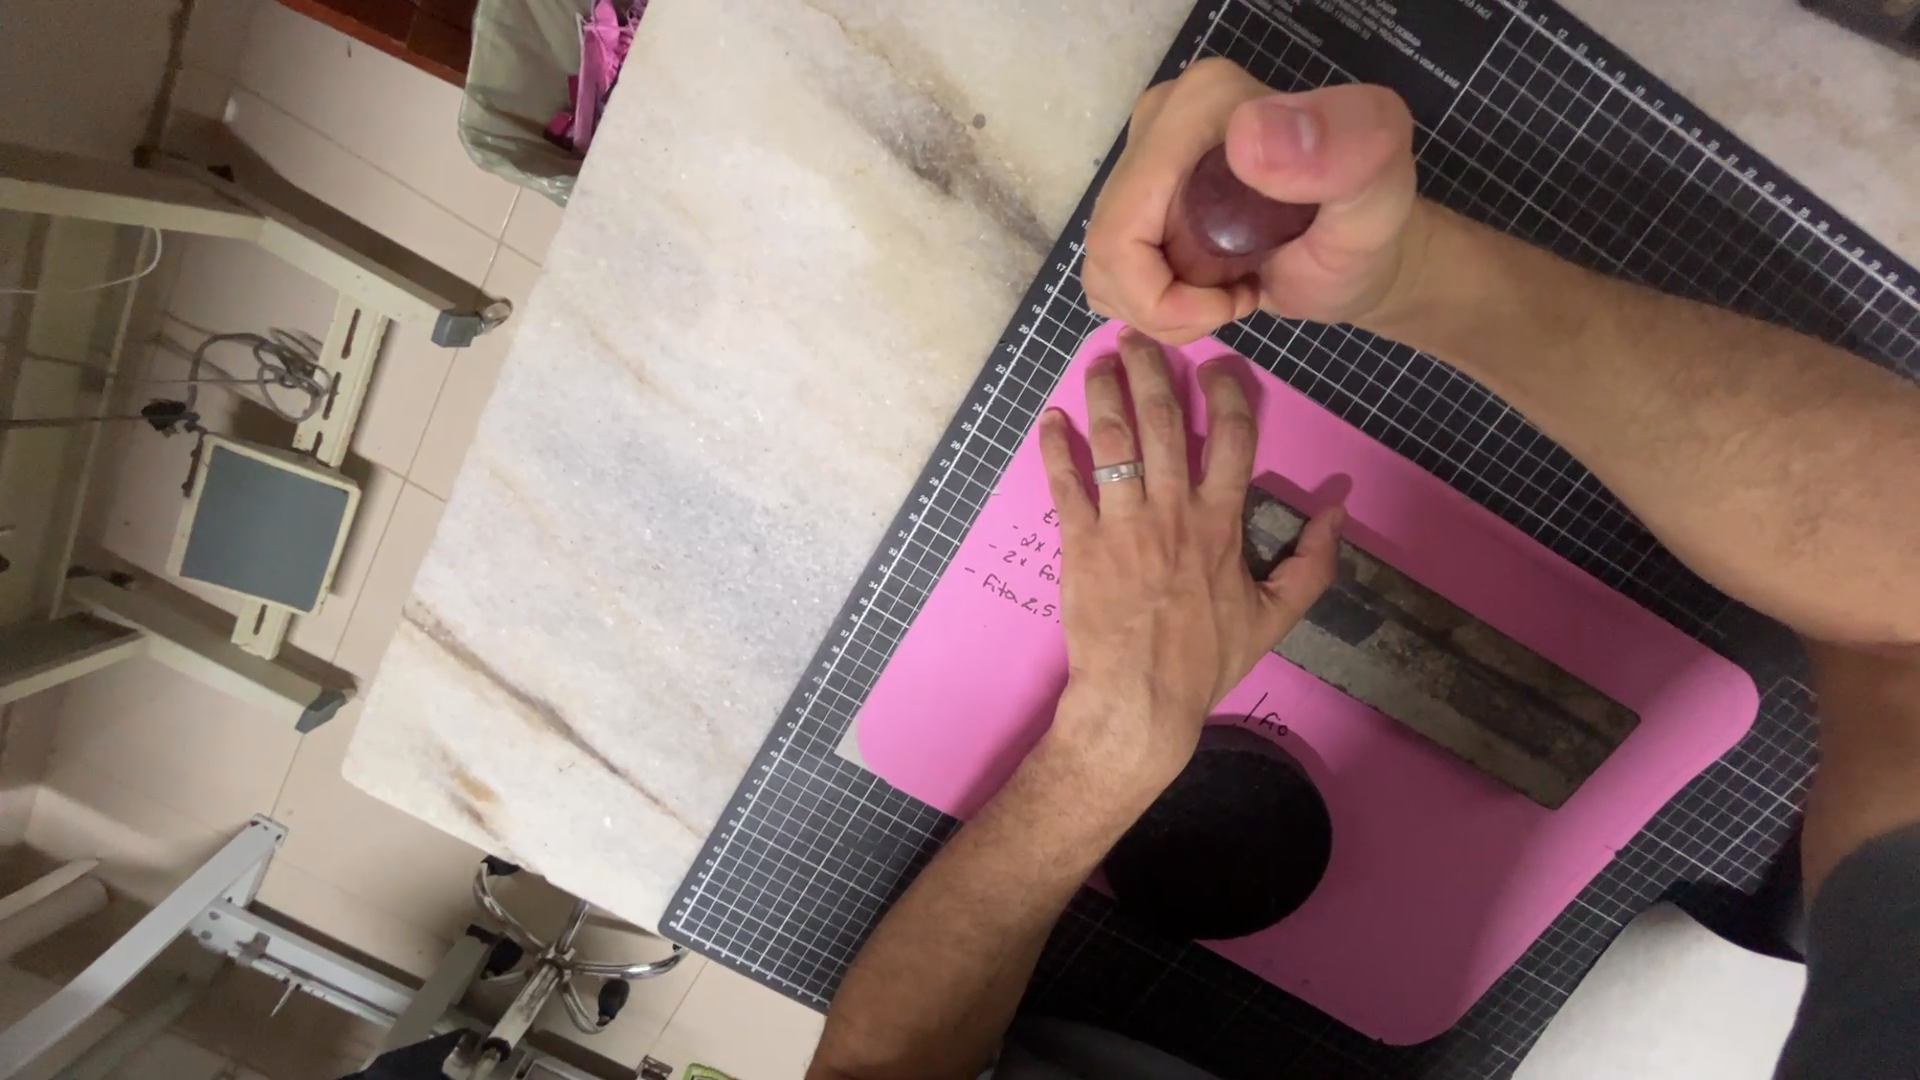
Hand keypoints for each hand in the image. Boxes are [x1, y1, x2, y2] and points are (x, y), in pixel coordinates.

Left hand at [1037, 331, 1343, 798]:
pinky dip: (1056, 449)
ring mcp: (1123, 523)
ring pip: (1115, 442)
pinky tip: (1050, 419)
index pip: (1234, 439)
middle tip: (1140, 336)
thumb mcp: (1275, 617)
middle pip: (1166, 423)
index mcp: (1221, 523)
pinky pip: (1066, 485)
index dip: (1229, 394)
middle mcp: (1173, 510)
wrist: (1140, 697)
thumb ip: (1312, 563)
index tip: (1219, 365)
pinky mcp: (1080, 542)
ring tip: (1099, 361)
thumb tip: (1337, 509)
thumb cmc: (1205, 659)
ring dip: (1106, 394)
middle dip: (1154, 372)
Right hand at [1083, 57, 1422, 344]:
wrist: (1353, 258)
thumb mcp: (1377, 196)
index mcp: (1198, 106)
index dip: (1165, 295)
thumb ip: (1345, 149)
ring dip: (1158, 311)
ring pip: (1102, 271)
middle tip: (1234, 302)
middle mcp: (1157, 124)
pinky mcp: (1130, 206)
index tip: (1242, 297)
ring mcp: (1138, 167)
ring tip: (1223, 297)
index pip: (1123, 230)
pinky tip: (1200, 293)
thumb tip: (1246, 137)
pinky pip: (1105, 277)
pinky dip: (1149, 307)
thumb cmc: (1364, 235)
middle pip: (1108, 251)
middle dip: (1164, 307)